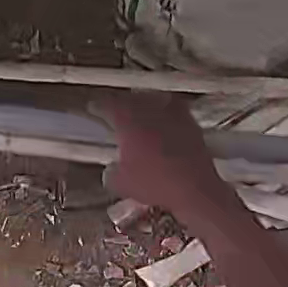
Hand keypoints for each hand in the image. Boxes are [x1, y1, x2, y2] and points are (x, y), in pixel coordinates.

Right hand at [97, 95, 242, 221]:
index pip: (109, 105)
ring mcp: (173, 115)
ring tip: (138, 108)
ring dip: (143, 101)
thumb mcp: (122, 184)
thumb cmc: (154, 184)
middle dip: (121, 102)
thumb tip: (111, 170)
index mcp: (129, 122)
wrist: (193, 189)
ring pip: (154, 99)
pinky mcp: (191, 123)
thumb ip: (111, 173)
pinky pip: (174, 108)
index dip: (98, 105)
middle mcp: (151, 112)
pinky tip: (165, 117)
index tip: (94, 107)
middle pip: (131, 97)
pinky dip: (166, 109)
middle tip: (114, 109)